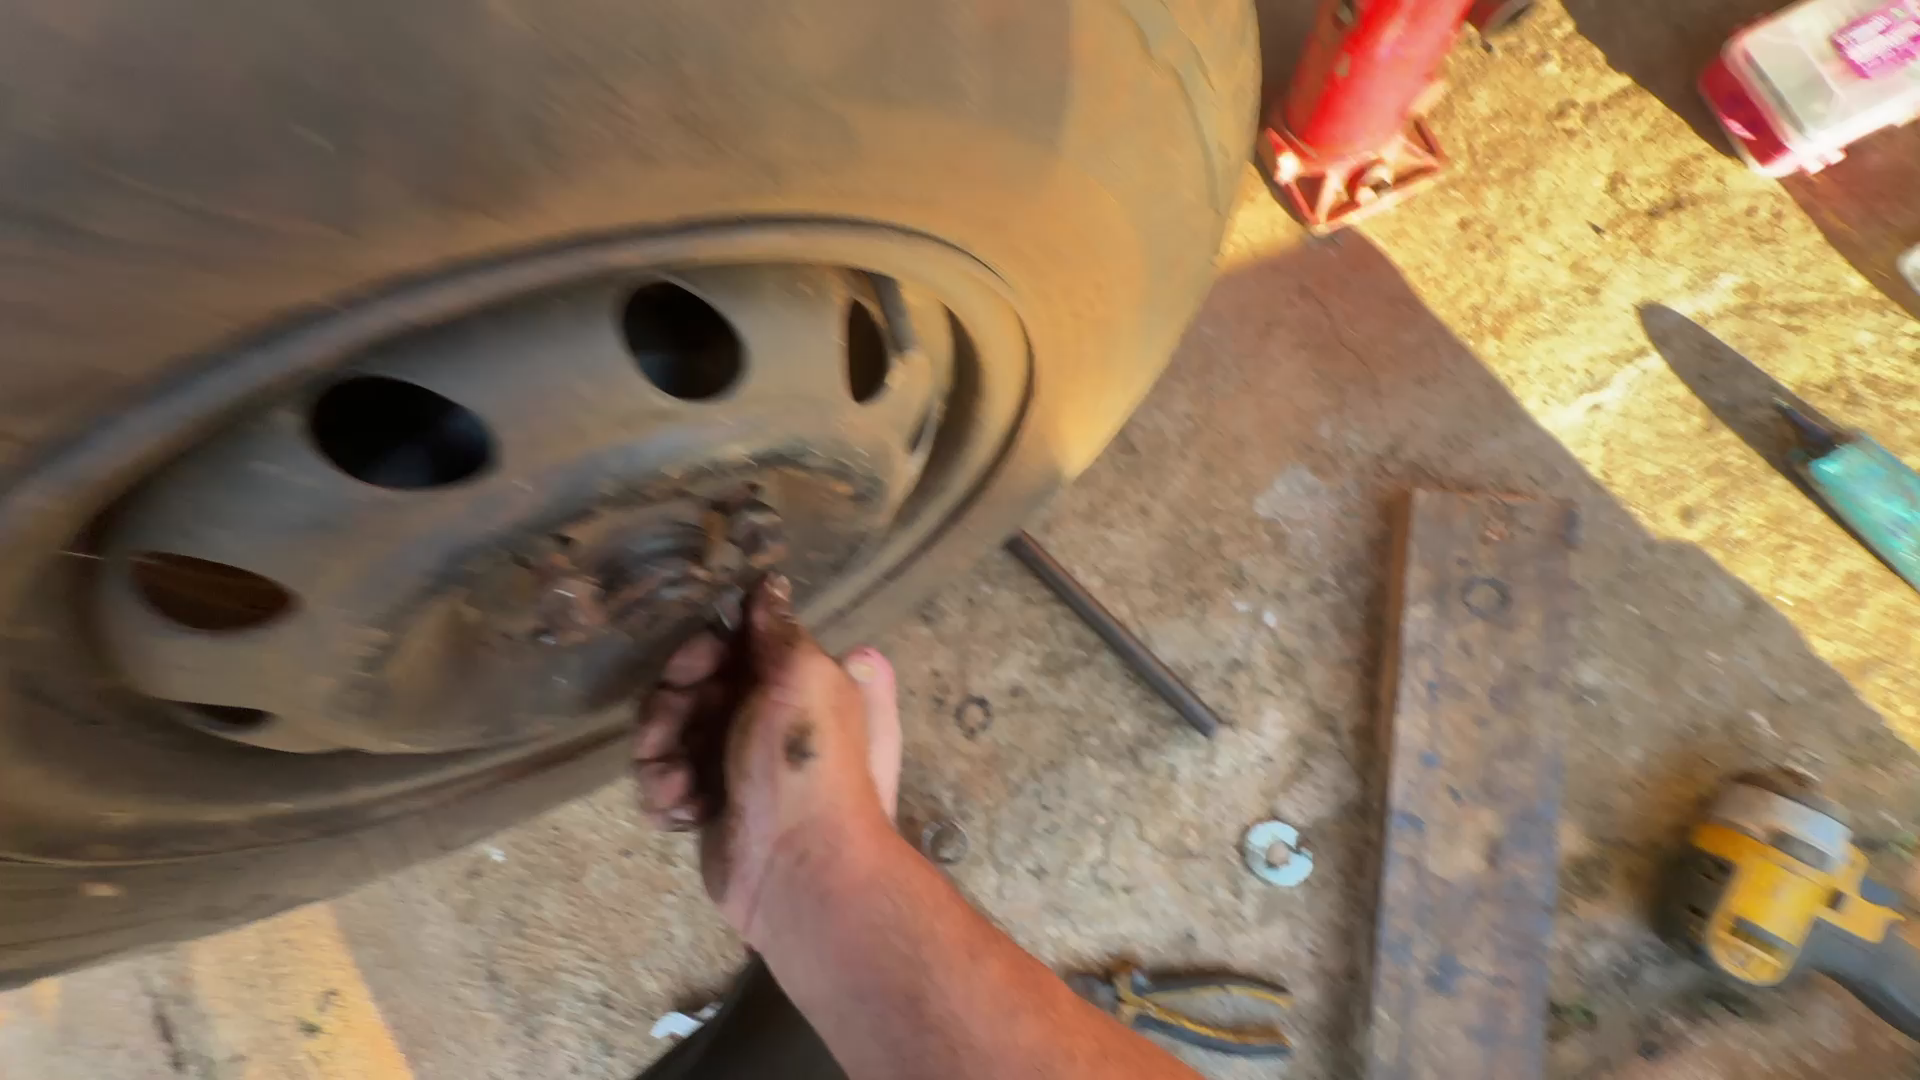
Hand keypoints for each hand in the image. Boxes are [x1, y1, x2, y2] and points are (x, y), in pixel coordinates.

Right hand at [633, 574, 902, 939]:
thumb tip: (772, 582)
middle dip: (669, 708)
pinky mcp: (708, 804)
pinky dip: (666, 795)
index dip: (700, 652)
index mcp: (791, 679)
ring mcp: (733, 761)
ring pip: (666, 737)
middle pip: (687, 688)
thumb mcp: (803, 679)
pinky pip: (664, 782)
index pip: (728, 644)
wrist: (801, 870)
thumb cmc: (805, 763)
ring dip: (660, 758)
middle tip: (667, 733)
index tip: (694, 667)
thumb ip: (781, 631)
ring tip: (679, 786)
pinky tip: (685, 813)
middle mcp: (762, 714)